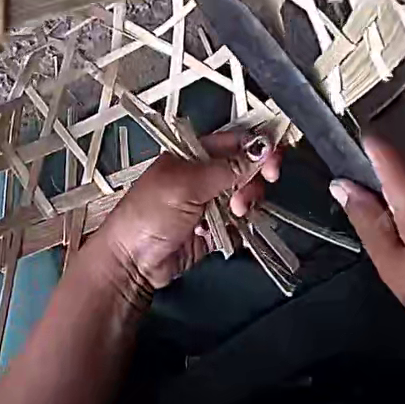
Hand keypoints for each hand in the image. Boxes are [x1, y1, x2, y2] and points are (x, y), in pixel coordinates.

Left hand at [86, 130, 280, 302]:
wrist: (132, 261)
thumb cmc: (148, 214)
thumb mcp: (188, 184)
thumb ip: (228, 168)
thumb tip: (262, 150)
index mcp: (193, 154)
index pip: (236, 142)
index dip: (258, 151)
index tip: (273, 165)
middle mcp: (204, 175)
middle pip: (246, 170)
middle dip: (251, 184)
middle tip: (243, 201)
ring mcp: (209, 202)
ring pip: (246, 197)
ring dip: (243, 207)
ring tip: (229, 217)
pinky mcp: (213, 228)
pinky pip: (239, 223)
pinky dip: (237, 228)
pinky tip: (217, 233)